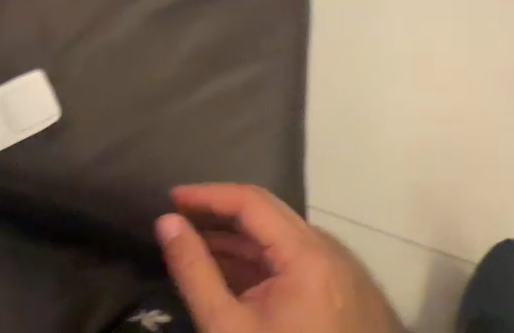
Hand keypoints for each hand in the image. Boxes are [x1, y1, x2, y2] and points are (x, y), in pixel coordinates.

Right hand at [155, 184, 402, 332]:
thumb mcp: (227, 328)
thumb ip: (194, 271)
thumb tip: (166, 222)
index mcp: (308, 254)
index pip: (250, 200)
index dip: (206, 195)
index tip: (169, 198)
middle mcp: (331, 252)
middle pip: (268, 213)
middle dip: (220, 213)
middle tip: (178, 219)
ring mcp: (343, 274)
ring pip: (282, 238)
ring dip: (238, 239)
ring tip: (196, 247)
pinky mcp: (346, 296)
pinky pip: (298, 262)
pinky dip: (261, 262)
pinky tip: (232, 276)